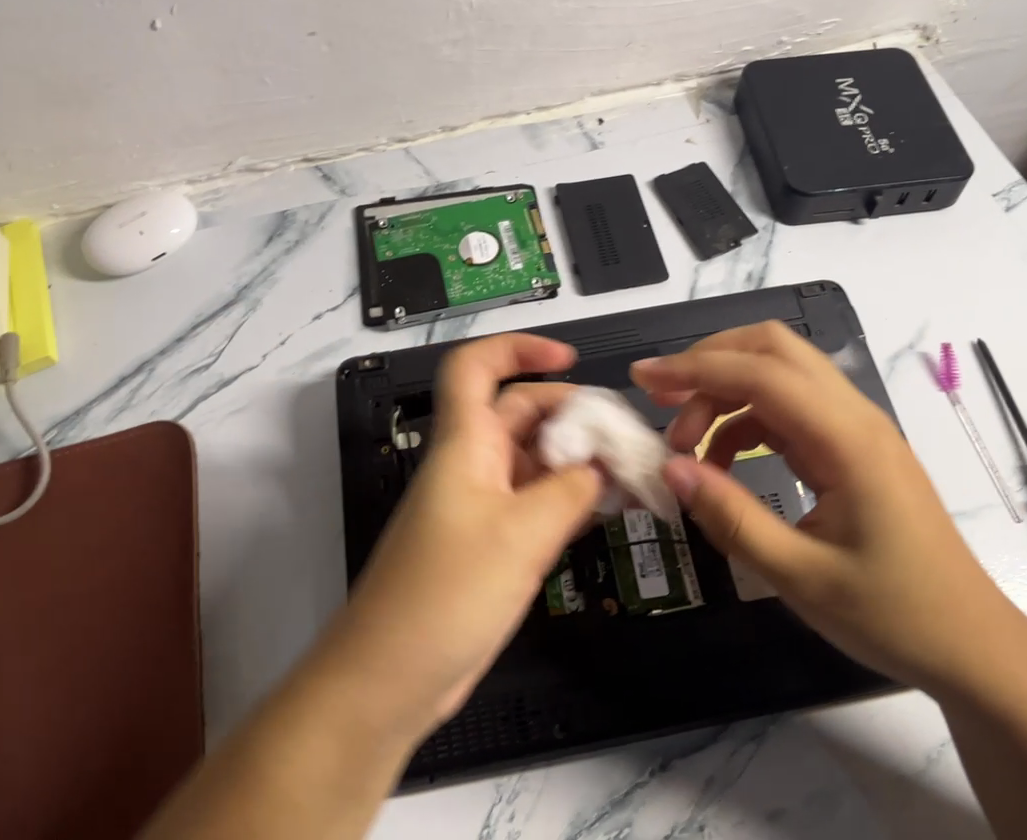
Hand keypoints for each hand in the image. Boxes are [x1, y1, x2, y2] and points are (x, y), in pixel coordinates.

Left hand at [318, 334, 601, 739]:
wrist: (390, 677)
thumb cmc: (447, 593)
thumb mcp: (520, 535)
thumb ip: (570, 491)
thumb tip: (604, 467)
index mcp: (464, 444)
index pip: (477, 368)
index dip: (519, 349)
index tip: (571, 359)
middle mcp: (472, 466)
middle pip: (521, 414)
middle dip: (573, 414)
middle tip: (629, 435)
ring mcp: (481, 508)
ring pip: (536, 463)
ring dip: (581, 461)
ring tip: (636, 472)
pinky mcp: (491, 547)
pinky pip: (537, 506)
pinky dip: (573, 501)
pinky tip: (612, 510)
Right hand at [631, 321, 1026, 692]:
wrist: (972, 647)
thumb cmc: (893, 615)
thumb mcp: (800, 577)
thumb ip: (731, 518)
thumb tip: (670, 470)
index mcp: (847, 440)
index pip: (761, 374)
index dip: (696, 369)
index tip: (642, 379)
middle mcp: (855, 419)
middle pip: (775, 350)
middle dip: (711, 362)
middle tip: (661, 400)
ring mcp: (858, 432)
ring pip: (782, 376)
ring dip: (726, 395)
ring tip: (686, 448)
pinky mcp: (854, 452)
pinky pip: (791, 413)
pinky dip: (747, 423)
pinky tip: (723, 466)